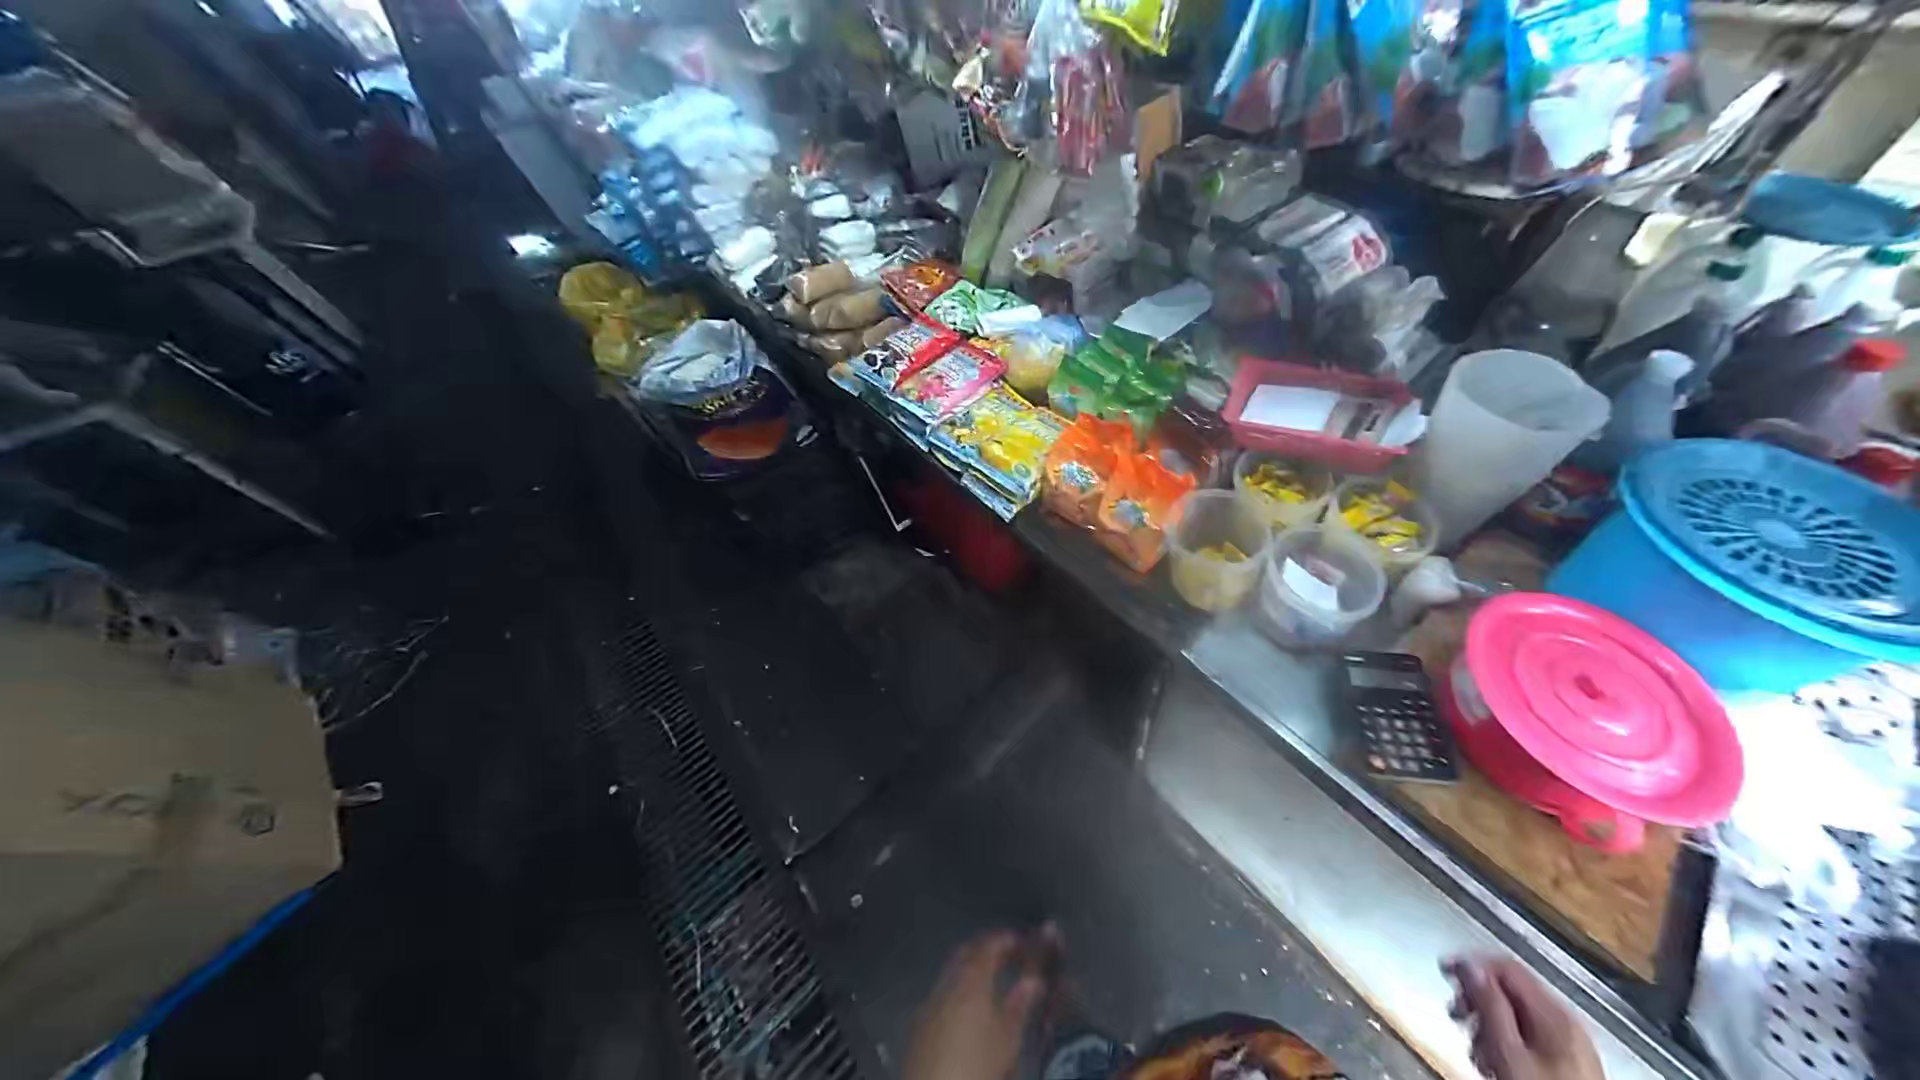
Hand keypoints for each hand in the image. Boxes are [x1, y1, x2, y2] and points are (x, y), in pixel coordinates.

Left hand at [903, 927, 1059, 1079]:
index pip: (987, 947)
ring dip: (968, 966)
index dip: (1002, 940)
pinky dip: (955, 986)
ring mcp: (929, 1001)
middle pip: (964, 953)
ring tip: (988, 977)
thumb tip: (1033, 979)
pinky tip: (964, 1004)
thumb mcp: (1007, 1039)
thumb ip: (1019, 1004)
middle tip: (1003, 953)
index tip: (1018, 939)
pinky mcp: (919, 1021)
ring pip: (950, 971)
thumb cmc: (978, 1064)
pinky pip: (940, 990)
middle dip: (983, 948)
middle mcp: (948, 983)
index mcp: (971, 981)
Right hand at [1443, 956, 1604, 1079]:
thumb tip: (1468, 966)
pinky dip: (1503, 1041)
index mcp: (1557, 1015)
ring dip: (1486, 1024)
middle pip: (1508, 990)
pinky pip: (1526, 1037)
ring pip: (1514, 1014)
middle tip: (1457, 1011)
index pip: (1506, 965)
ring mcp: (1570, 1046)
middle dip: (1475, 998)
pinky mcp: (1567, 1065)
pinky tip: (1494, 1059)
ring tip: (1476, 1046)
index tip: (1446, 969)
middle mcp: (1568, 1025)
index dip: (1471, 962)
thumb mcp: (1507, 1050)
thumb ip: (1488, 1003)